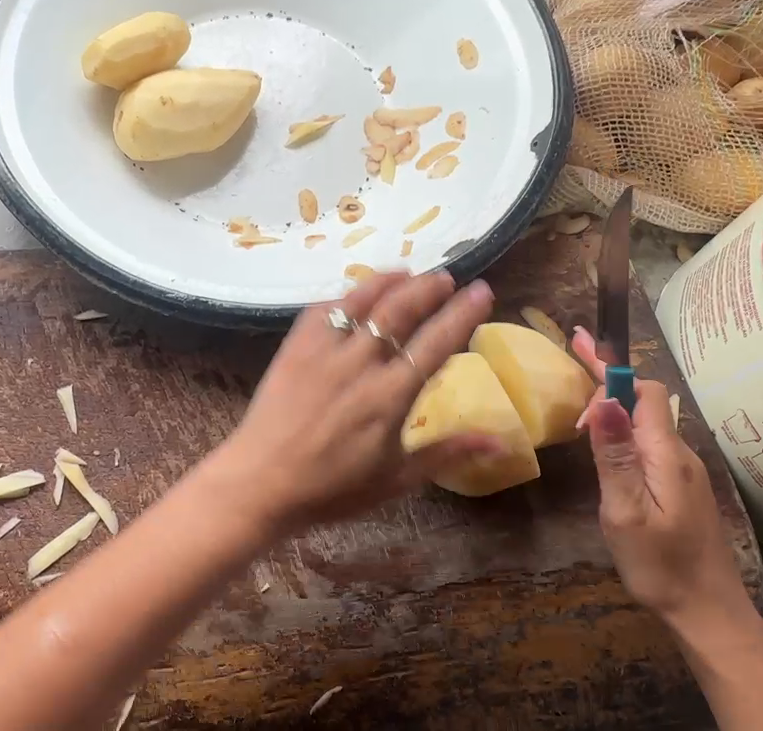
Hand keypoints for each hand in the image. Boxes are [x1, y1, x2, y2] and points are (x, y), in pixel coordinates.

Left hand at [206, 271, 498, 535]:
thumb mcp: (397, 479)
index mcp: (390, 397)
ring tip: (412, 274)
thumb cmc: (333, 488)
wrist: (261, 481)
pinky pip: (325, 308)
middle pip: (401, 310)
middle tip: (449, 277)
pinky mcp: (295, 344)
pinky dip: (348, 295)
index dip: (462, 315)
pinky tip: (360, 292)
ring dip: (391, 282)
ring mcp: (323, 349)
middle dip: (430, 288)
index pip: (436, 344)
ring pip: (363, 300)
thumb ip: (449, 452)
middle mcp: (359, 363)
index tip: (481, 291)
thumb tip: (501, 438)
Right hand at [570, 325, 748, 624]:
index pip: (643, 392)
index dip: (611, 367)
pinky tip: (604, 438)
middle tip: (574, 349)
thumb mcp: (626, 511)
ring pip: (646, 420)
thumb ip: (615, 456)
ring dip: (614, 401)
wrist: (708, 614)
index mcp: (665, 455)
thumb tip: (604, 400)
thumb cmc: (660, 565)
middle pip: (645, 400)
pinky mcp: (679, 487)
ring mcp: (682, 471)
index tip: (580, 342)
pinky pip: (648, 440)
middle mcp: (678, 454)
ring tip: (578, 397)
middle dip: (608, 373)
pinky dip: (622, 426)